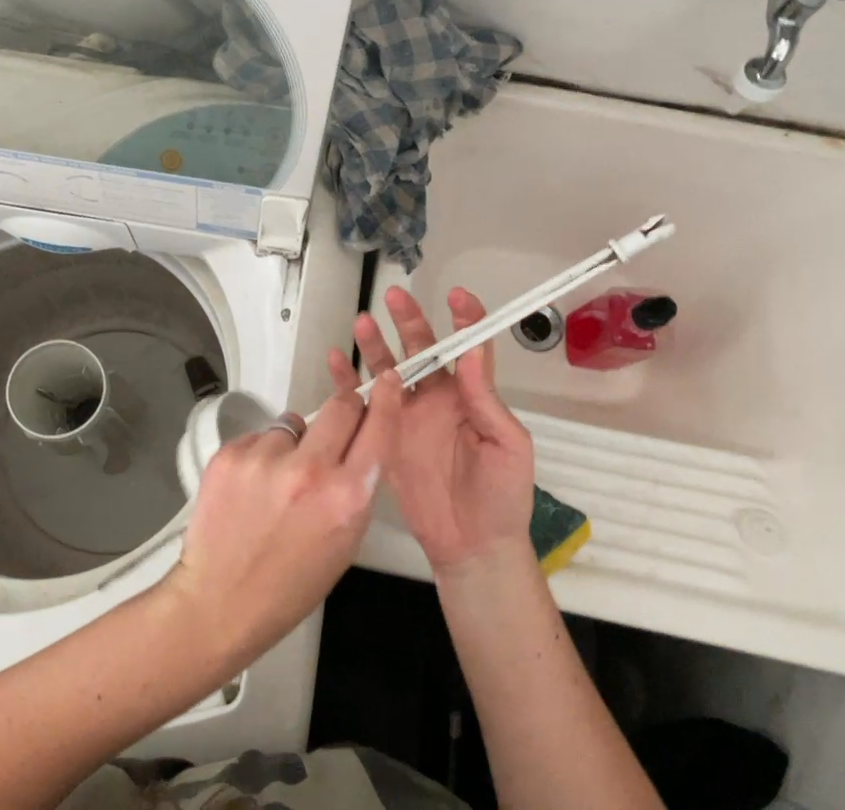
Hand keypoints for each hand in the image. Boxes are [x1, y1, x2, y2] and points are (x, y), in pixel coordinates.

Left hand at [163, 373, 401, 660]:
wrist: (220, 602)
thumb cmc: (288, 585)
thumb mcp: (345, 542)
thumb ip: (356, 489)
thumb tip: (359, 447)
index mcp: (346, 497)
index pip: (378, 427)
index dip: (387, 400)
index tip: (388, 382)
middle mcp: (308, 471)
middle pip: (340, 406)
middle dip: (345, 411)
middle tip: (337, 427)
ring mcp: (265, 459)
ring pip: (294, 424)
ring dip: (294, 443)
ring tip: (278, 483)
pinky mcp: (230, 455)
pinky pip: (259, 437)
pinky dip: (261, 455)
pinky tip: (253, 489)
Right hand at [331, 286, 535, 574]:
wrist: (471, 547)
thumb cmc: (502, 497)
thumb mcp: (507, 446)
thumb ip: (486, 400)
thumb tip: (473, 352)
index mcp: (472, 397)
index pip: (469, 349)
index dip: (464, 319)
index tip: (455, 297)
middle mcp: (439, 400)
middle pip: (422, 350)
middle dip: (408, 322)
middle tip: (393, 297)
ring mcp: (409, 418)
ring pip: (390, 371)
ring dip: (376, 346)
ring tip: (362, 322)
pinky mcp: (386, 439)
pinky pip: (366, 405)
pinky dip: (349, 383)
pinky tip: (337, 363)